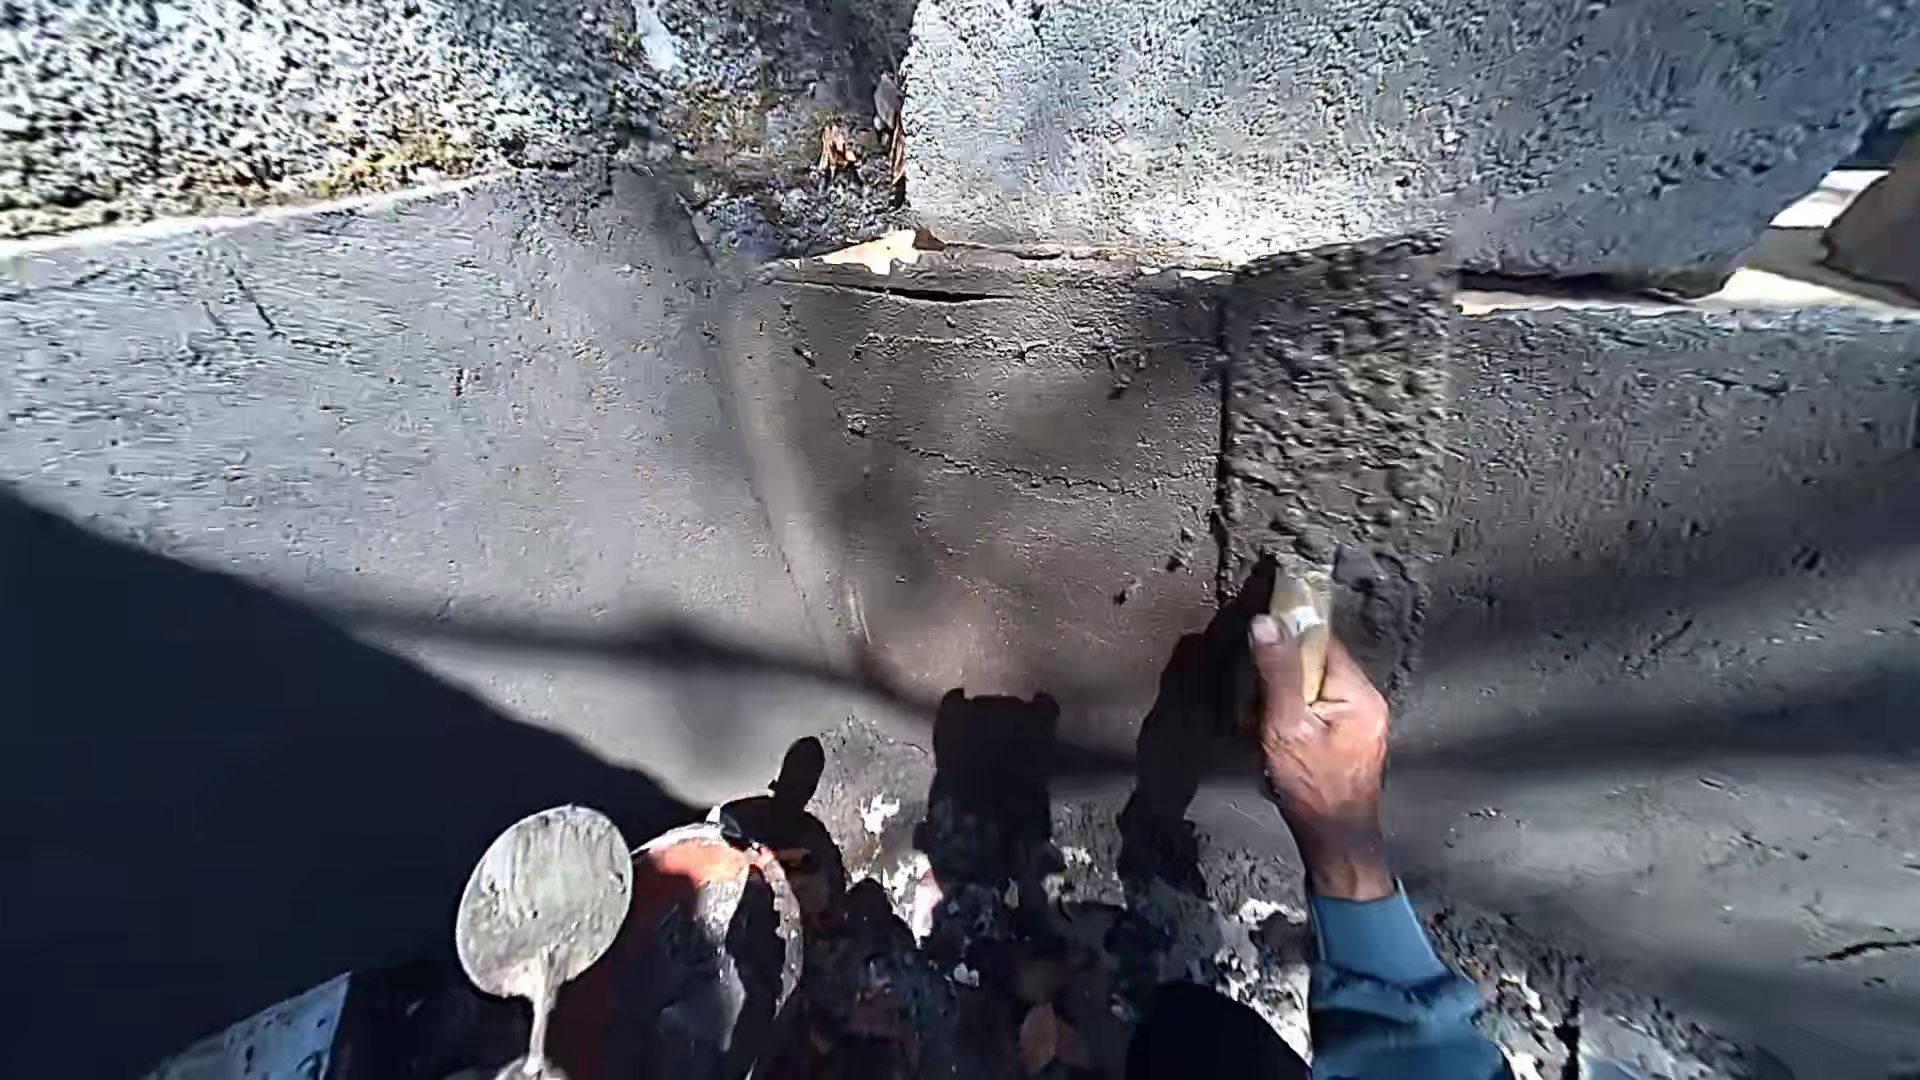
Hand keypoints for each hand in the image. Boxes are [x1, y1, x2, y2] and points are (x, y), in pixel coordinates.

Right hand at [1249, 615, 1394, 900]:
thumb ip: (1276, 673)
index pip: (1320, 641)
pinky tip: (1279, 733)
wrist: (1333, 837)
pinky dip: (1292, 712)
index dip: (1286, 642)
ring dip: (1282, 696)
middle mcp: (1367, 700)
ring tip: (1267, 723)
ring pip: (1311, 684)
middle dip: (1280, 676)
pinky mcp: (1349, 733)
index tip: (1258, 655)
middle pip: (1314, 662)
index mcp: (1359, 693)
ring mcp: (1361, 718)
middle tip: (1260, 704)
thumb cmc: (1309, 784)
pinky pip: (1315, 704)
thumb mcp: (1285, 725)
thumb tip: (1265, 622)